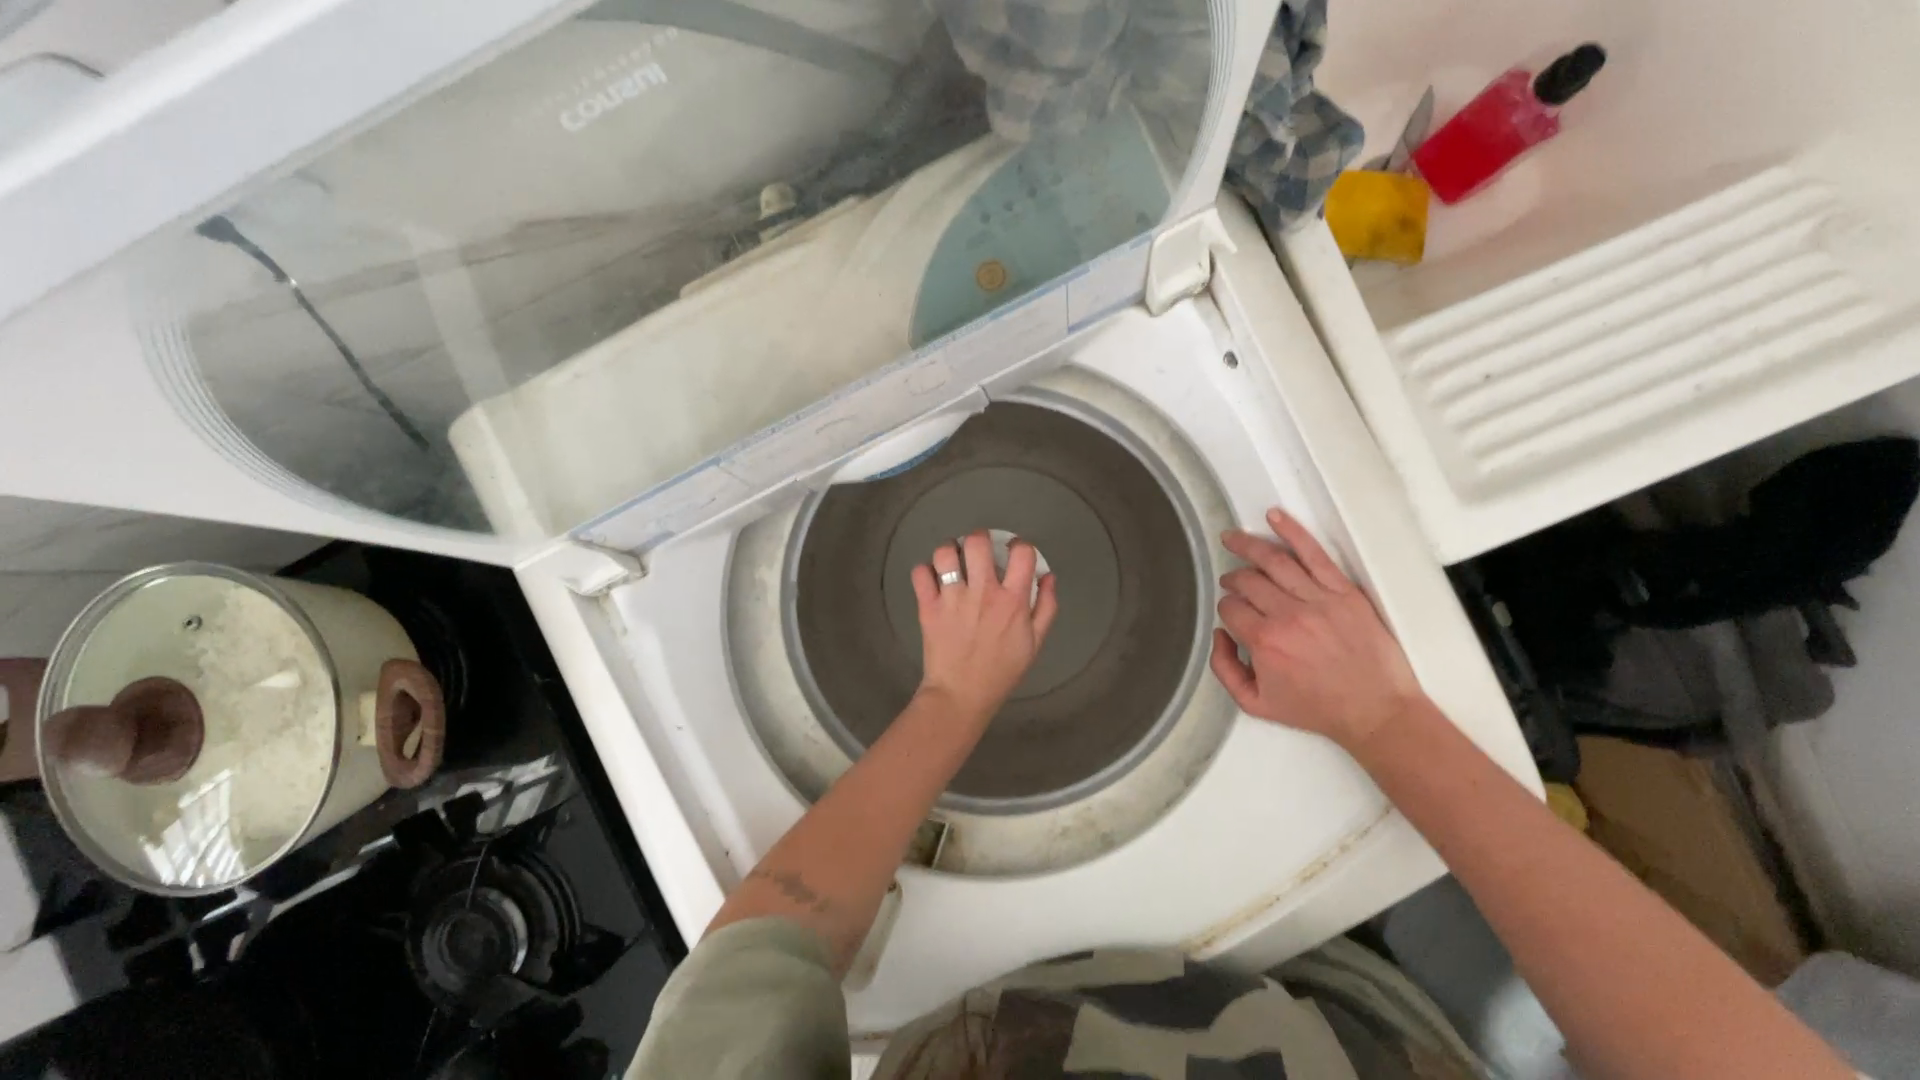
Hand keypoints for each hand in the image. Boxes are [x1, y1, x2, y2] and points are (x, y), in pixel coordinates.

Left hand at [910, 530, 1059, 721]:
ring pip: (945, 553)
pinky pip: (920, 573)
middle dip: (979, 538)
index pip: (1022, 553)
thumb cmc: (1002, 671)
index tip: (1015, 552)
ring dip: (949, 552)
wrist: (961, 695)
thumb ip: (1046, 607)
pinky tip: (932, 580)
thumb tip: (1048, 575)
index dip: (1021, 546)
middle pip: (977, 543)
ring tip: (952, 562)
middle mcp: (982, 593)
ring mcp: (952, 599)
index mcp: (1012, 601)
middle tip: (978, 550)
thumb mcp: (1035, 643)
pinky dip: (924, 572)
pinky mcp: (928, 607)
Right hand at [1209, 508, 1424, 749]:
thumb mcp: (1256, 705)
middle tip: (1231, 580)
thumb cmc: (1318, 708)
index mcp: (1265, 642)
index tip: (1232, 613)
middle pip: (1248, 581)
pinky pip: (1314, 554)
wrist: (1376, 711)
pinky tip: (1275, 518)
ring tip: (1233, 537)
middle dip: (1233, 578)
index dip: (1226, 608)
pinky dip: (1292, 532)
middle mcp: (1288, 615)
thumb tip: (1220, 636)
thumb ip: (1224, 670)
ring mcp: (1318, 600)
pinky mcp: (1344, 592)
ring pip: (1274, 560)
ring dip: (1248, 544)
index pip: (1231, 608)